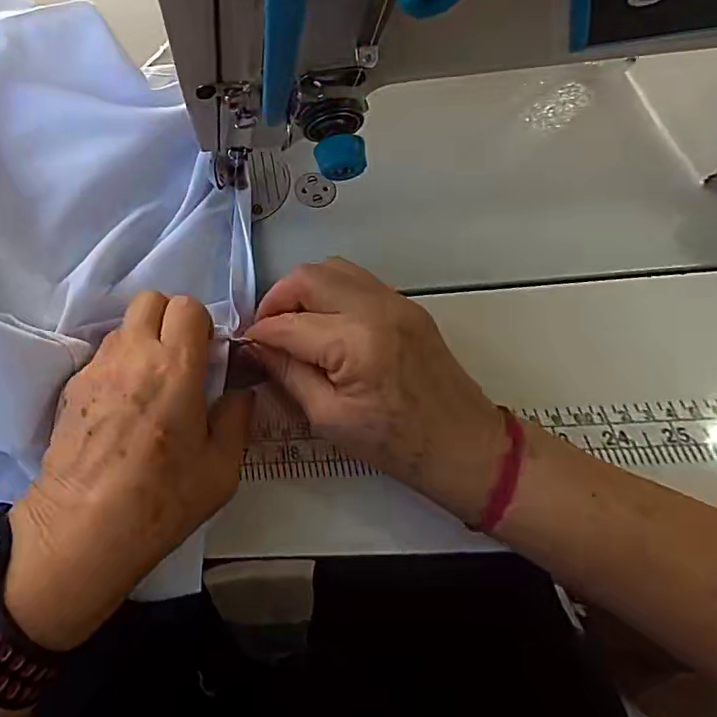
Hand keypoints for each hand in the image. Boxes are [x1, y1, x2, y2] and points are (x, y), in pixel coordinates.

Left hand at [4, 292, 252, 649]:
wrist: (83, 522)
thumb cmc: (161, 500)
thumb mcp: (221, 469)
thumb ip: (235, 418)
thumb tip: (237, 391)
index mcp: (174, 367)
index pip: (186, 305)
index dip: (200, 323)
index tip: (205, 354)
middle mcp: (131, 354)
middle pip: (149, 300)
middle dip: (168, 319)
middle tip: (179, 359)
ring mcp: (95, 366)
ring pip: (121, 327)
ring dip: (140, 342)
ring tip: (148, 387)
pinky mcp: (71, 384)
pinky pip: (100, 357)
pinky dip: (116, 367)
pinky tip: (120, 408)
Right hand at [242, 257, 503, 523]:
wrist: (468, 447)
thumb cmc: (395, 443)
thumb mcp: (327, 417)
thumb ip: (286, 373)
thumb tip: (255, 347)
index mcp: (355, 343)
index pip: (285, 323)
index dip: (259, 335)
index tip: (248, 348)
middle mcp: (375, 310)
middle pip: (304, 278)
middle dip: (275, 301)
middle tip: (267, 332)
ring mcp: (394, 302)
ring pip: (328, 269)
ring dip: (301, 291)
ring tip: (293, 323)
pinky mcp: (405, 305)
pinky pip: (352, 279)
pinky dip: (327, 291)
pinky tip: (322, 322)